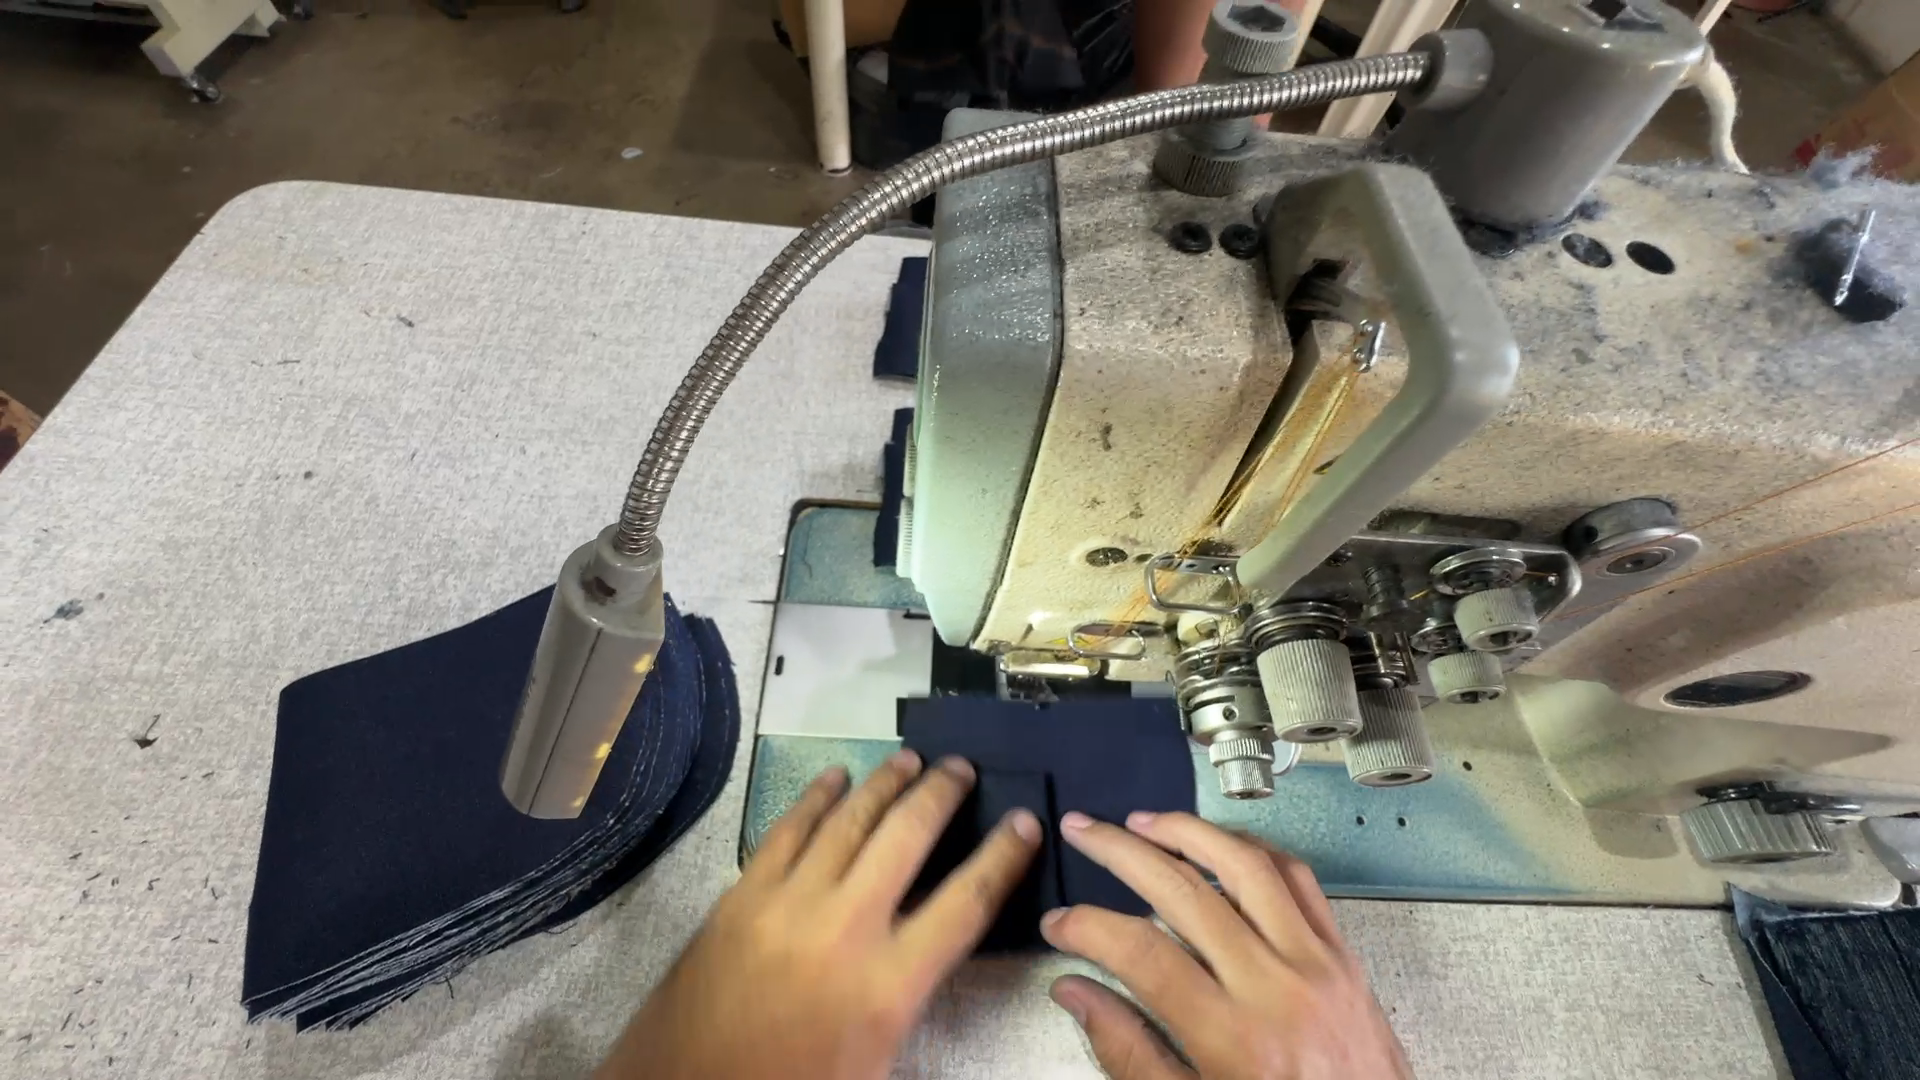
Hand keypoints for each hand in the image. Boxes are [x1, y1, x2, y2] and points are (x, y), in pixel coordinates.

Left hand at [595, 750, 1041, 1079]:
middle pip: (907, 837)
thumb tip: (941, 944)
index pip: (965, 903)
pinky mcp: (743, 893)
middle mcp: (845, 929)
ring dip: (885, 783)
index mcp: (887, 986)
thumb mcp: (877, 1065)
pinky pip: (788, 829)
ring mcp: (789, 902)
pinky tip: (834, 776)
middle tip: (960, 766)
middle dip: (940, 793)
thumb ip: (913, 998)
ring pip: (850, 820)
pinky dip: (815, 797)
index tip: (1025, 821)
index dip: (1002, 857)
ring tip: (910, 757)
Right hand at [1043, 811, 1410, 1079]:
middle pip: (1184, 890)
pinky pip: (1297, 876)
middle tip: (1080, 828)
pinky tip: (1216, 841)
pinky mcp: (1345, 953)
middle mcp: (1276, 987)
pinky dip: (1250, 847)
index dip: (1088, 926)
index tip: (1055, 921)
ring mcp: (1317, 961)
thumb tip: (1071, 987)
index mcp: (1236, 1041)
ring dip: (1184, 830)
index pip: (1144, 955)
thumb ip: (1129, 1054)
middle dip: (1120, 850)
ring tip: (1140, 820)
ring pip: (1243, 864)